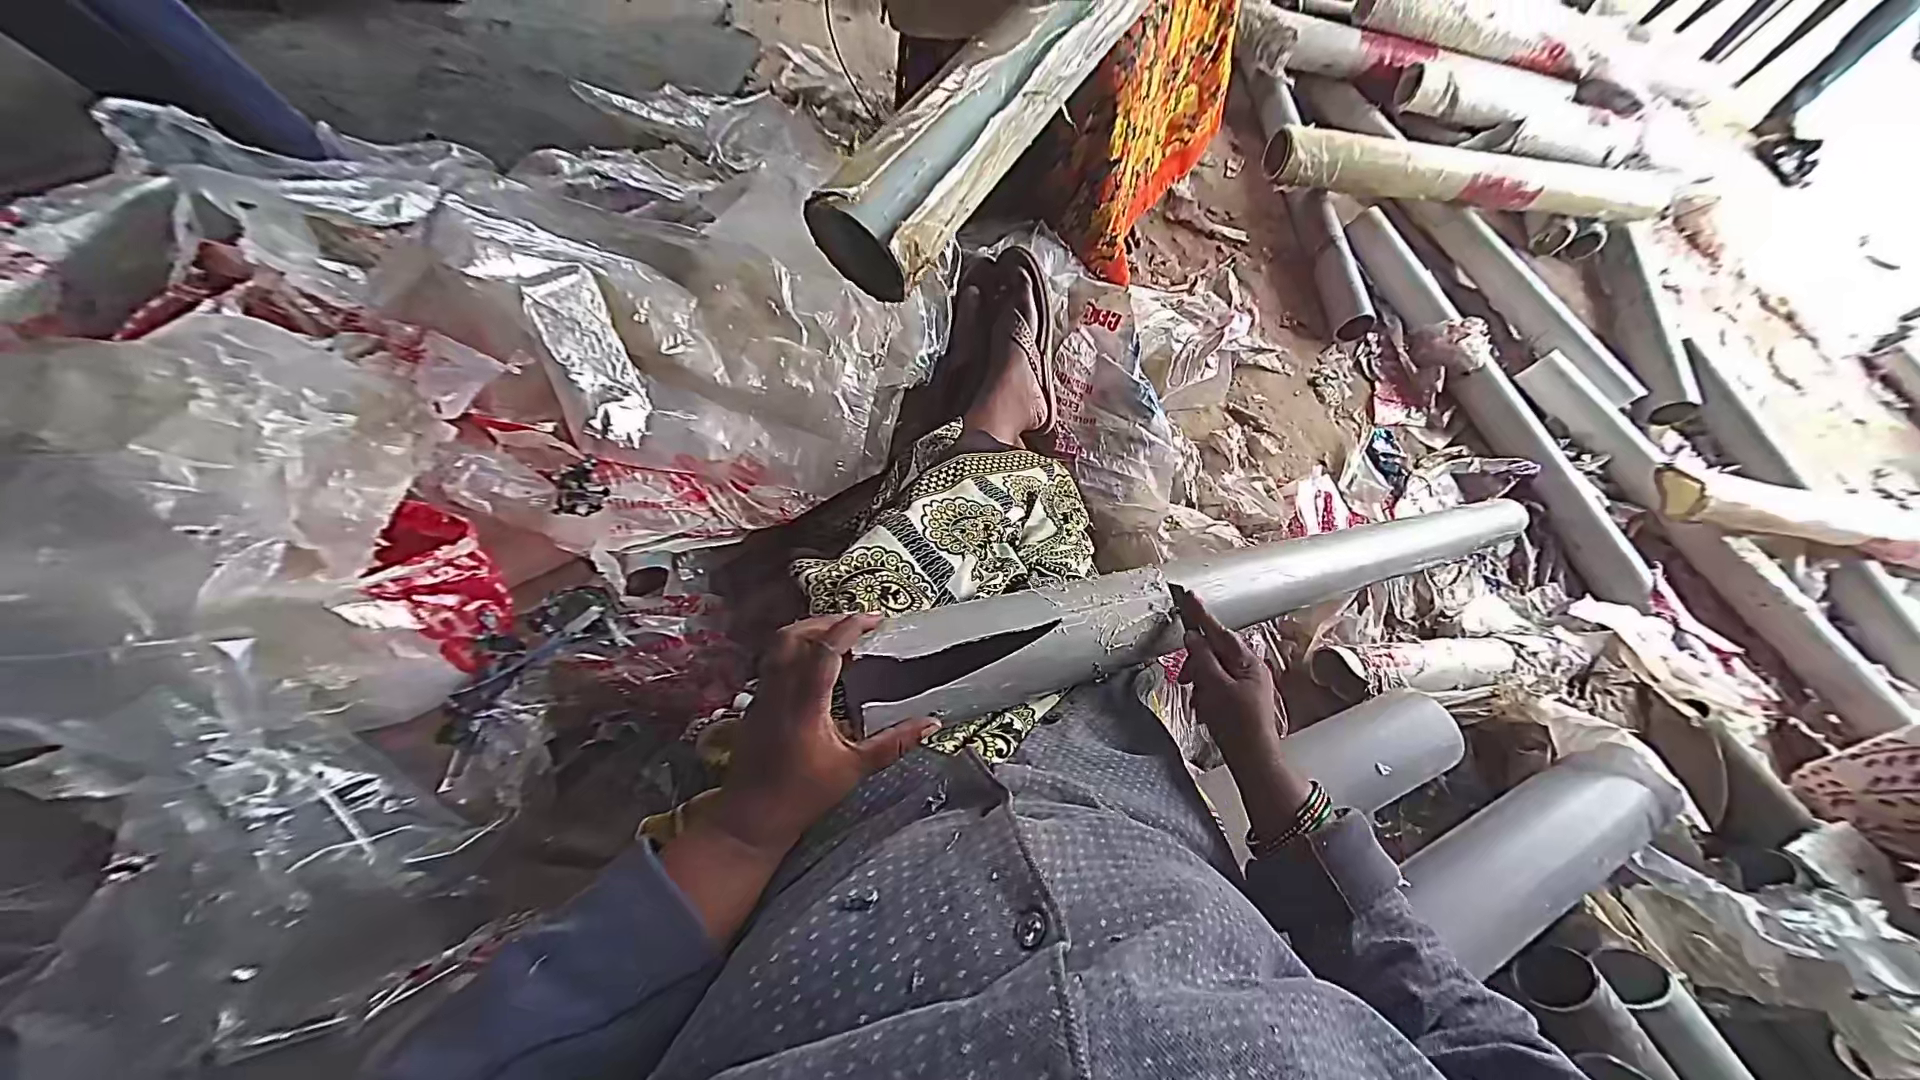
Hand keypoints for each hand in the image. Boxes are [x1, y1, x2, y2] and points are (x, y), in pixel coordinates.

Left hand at [710, 613, 937, 857]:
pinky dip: (797, 649)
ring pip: (779, 644)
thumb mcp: (854, 769)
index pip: (825, 649)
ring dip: (810, 632)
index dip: (850, 627)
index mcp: (805, 703)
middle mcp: (779, 689)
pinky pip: (774, 660)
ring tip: (840, 638)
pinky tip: (818, 665)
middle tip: (859, 624)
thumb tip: (931, 724)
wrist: (750, 820)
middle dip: (828, 621)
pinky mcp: (756, 702)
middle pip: (796, 635)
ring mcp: (762, 694)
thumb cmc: (803, 796)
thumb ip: (894, 743)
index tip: (875, 618)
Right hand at [1173, 585, 1282, 750]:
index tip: (1187, 596)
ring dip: (1199, 679)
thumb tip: (1193, 638)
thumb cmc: (1237, 725)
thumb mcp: (1214, 688)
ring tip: (1198, 698)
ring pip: (1213, 667)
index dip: (1200, 615)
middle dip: (1196, 662)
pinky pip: (1216, 682)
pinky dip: (1206, 690)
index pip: (1218, 631)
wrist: (1253, 759)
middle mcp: (1250, 668)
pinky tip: (1204, 706)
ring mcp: (1247, 682)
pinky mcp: (1240, 696)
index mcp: (1247, 662)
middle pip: (1214, 650)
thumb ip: (1202, 659)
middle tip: (1185, 677)